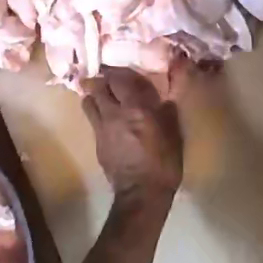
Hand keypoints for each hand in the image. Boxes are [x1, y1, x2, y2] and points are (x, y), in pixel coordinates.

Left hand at [81, 67, 182, 206]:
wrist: (142, 193)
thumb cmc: (164, 162)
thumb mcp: (174, 132)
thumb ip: (167, 108)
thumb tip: (166, 92)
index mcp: (136, 107)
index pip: (119, 77)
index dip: (119, 70)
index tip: (124, 69)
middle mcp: (114, 113)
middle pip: (97, 86)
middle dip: (103, 79)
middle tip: (112, 79)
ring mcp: (101, 128)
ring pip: (88, 101)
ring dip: (95, 94)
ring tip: (104, 96)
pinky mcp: (96, 142)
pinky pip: (92, 119)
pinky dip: (96, 112)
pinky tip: (107, 118)